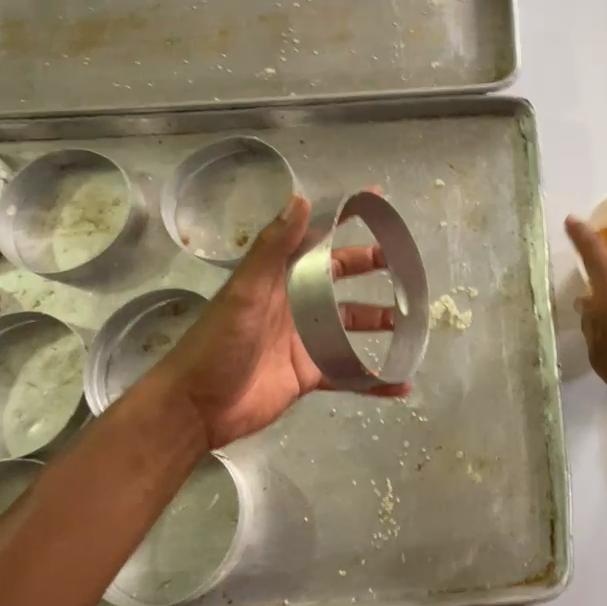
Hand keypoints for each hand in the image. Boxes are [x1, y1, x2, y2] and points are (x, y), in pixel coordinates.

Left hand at [163, 194, 408, 448]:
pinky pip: (349, 371)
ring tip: (412, 321)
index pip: (317, 239)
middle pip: (341, 278)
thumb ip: (273, 247)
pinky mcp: (310, 373)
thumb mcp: (244, 290)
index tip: (378, 200)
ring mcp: (305, 339)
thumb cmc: (217, 342)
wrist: (195, 407)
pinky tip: (401, 380)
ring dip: (380, 320)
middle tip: (405, 265)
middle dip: (371, 267)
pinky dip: (375, 378)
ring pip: (351, 324)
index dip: (344, 219)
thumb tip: (300, 197)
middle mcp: (296, 303)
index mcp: (280, 278)